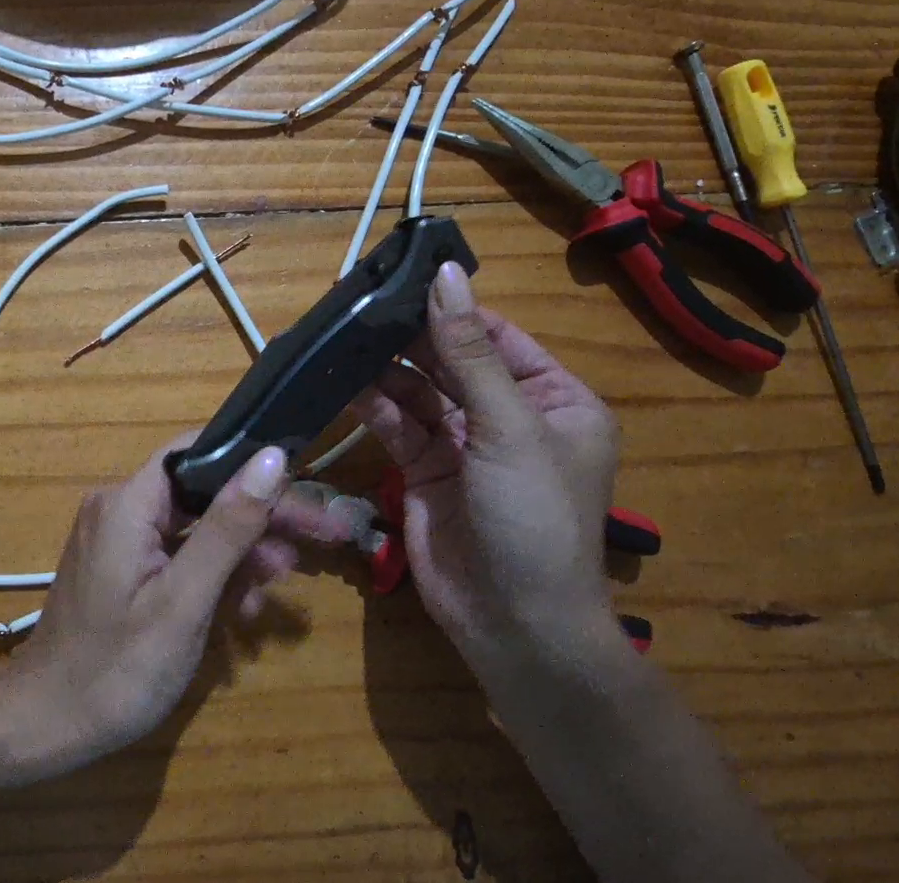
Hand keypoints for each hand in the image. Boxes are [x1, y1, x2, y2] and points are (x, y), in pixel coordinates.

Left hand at [4, 438, 305, 766]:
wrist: (48, 723)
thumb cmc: (119, 667)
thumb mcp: (184, 600)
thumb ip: (228, 527)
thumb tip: (270, 458)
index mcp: (128, 503)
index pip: (196, 453)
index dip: (251, 465)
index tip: (303, 486)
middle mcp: (119, 509)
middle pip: (202, 493)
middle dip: (261, 517)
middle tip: (324, 539)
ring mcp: (118, 541)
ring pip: (193, 528)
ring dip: (241, 553)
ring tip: (282, 584)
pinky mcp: (121, 570)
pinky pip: (176, 556)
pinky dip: (211, 576)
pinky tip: (243, 608)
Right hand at [278, 262, 620, 662]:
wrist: (513, 622)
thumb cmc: (534, 518)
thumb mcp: (508, 428)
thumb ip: (469, 354)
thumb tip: (446, 276)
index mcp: (554, 400)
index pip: (495, 338)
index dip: (451, 309)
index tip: (401, 278)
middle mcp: (508, 416)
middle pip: (451, 362)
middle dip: (410, 337)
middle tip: (358, 304)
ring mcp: (463, 446)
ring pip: (418, 393)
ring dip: (385, 369)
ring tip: (344, 337)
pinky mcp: (424, 472)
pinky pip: (397, 427)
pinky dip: (373, 406)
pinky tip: (344, 382)